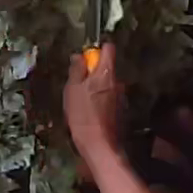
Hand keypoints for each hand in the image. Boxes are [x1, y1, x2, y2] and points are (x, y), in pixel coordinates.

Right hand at [64, 44, 123, 163]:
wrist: (99, 145)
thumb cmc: (83, 115)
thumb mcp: (72, 89)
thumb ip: (77, 70)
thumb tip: (79, 56)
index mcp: (106, 73)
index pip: (109, 48)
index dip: (97, 49)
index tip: (85, 59)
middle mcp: (117, 81)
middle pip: (106, 67)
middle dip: (92, 72)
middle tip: (77, 84)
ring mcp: (121, 96)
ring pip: (106, 83)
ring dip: (96, 88)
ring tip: (81, 102)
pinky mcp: (120, 109)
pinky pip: (108, 97)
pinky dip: (100, 100)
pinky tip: (90, 112)